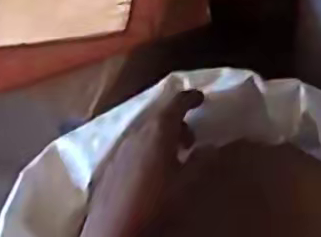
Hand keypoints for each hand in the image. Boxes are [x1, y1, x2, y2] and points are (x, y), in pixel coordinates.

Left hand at [81, 88, 203, 236]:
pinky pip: (133, 148)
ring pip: (146, 132)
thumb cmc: (154, 201)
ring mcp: (120, 148)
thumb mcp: (186, 182)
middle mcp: (138, 131)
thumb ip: (202, 160)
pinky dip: (146, 150)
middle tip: (190, 138)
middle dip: (177, 122)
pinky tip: (150, 172)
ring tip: (172, 157)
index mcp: (159, 128)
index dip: (191, 97)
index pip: (177, 101)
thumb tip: (211, 146)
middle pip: (160, 115)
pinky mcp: (109, 167)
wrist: (112, 232)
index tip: (201, 98)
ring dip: (161, 137)